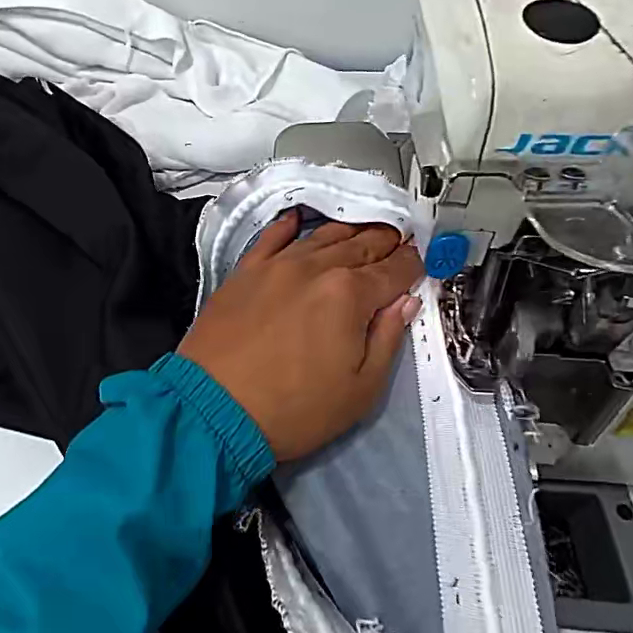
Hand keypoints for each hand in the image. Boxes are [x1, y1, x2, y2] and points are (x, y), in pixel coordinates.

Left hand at [178, 212, 422, 460]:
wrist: (211, 412)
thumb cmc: (292, 410)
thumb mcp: (359, 389)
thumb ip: (387, 339)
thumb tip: (404, 303)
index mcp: (350, 295)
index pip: (394, 270)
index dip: (412, 265)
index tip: (420, 262)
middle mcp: (315, 269)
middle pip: (361, 244)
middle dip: (386, 242)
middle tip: (398, 240)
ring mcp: (276, 266)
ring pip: (322, 236)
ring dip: (348, 231)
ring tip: (363, 230)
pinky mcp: (244, 272)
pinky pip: (271, 238)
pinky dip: (288, 226)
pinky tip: (297, 220)